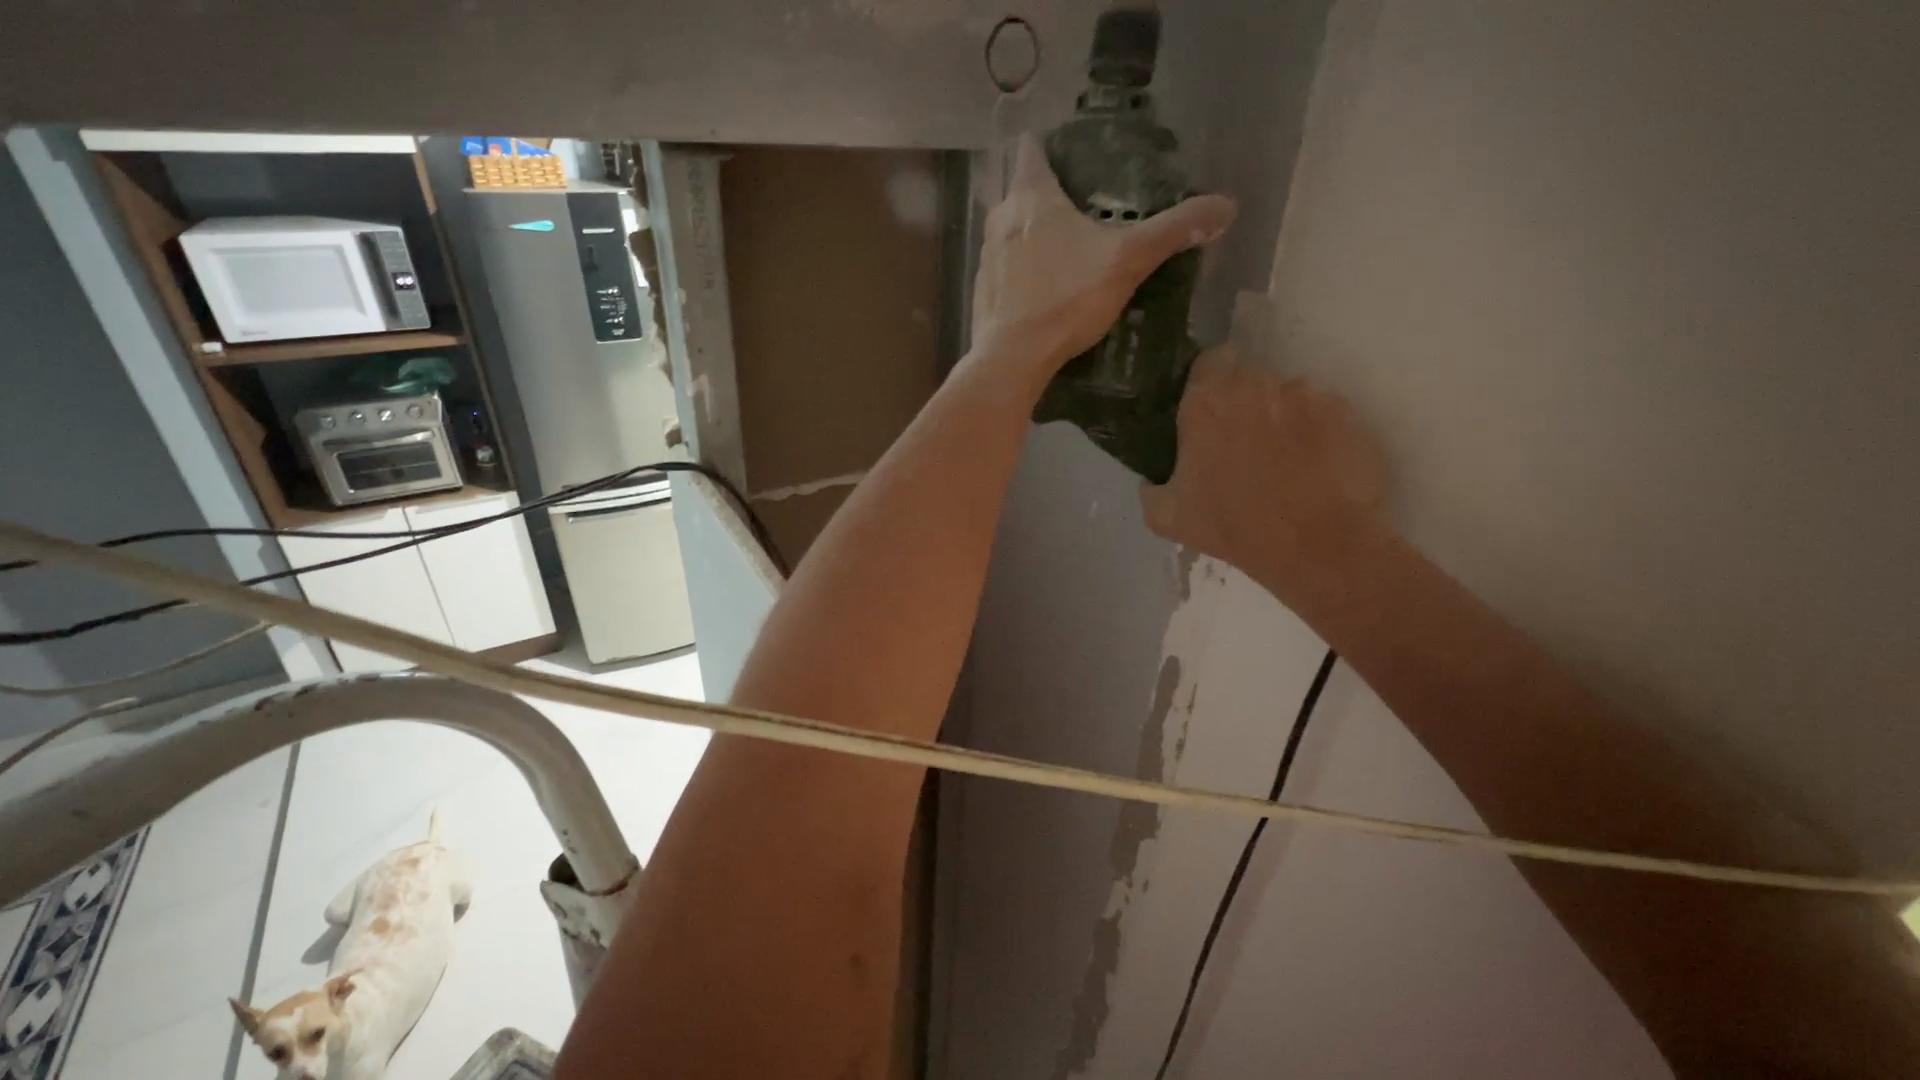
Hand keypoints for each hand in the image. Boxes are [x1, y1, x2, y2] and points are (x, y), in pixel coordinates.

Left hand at [970, 134, 1235, 375]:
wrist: (1013, 357)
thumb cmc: (1067, 298)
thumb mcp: (1128, 260)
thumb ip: (1174, 230)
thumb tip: (1225, 206)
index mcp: (1031, 196)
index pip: (1031, 148)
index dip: (1050, 144)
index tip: (1073, 153)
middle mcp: (1001, 217)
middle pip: (1022, 190)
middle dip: (1049, 194)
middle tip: (1084, 206)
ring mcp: (987, 256)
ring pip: (1011, 230)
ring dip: (1033, 234)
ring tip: (1066, 247)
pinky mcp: (982, 290)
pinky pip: (1005, 268)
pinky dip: (1022, 270)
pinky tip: (1044, 288)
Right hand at [1140, 345, 1387, 597]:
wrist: (1316, 546)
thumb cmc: (1233, 528)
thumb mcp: (1165, 517)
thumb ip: (1151, 486)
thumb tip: (1153, 477)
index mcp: (1206, 402)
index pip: (1209, 361)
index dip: (1210, 381)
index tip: (1210, 410)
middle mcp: (1256, 385)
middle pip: (1249, 378)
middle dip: (1246, 403)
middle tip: (1244, 442)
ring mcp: (1306, 395)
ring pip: (1288, 395)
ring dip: (1282, 418)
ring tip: (1286, 460)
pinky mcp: (1344, 413)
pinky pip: (1324, 413)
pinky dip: (1318, 432)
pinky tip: (1315, 466)